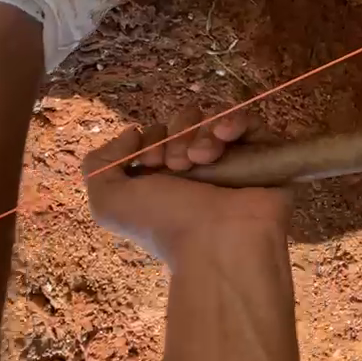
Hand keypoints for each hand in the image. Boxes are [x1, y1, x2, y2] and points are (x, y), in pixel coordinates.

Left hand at [83, 107, 288, 264]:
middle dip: (177, 136)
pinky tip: (226, 136)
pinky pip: (247, 120)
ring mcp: (231, 157)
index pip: (159, 133)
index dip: (151, 139)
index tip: (151, 160)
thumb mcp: (109, 203)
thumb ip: (100, 164)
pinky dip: (233, 121)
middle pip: (186, 121)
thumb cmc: (165, 223)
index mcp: (165, 176)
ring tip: (203, 158)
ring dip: (201, 133)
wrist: (218, 242)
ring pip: (214, 119)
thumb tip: (133, 133)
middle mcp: (198, 165)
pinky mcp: (261, 152)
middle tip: (179, 165)